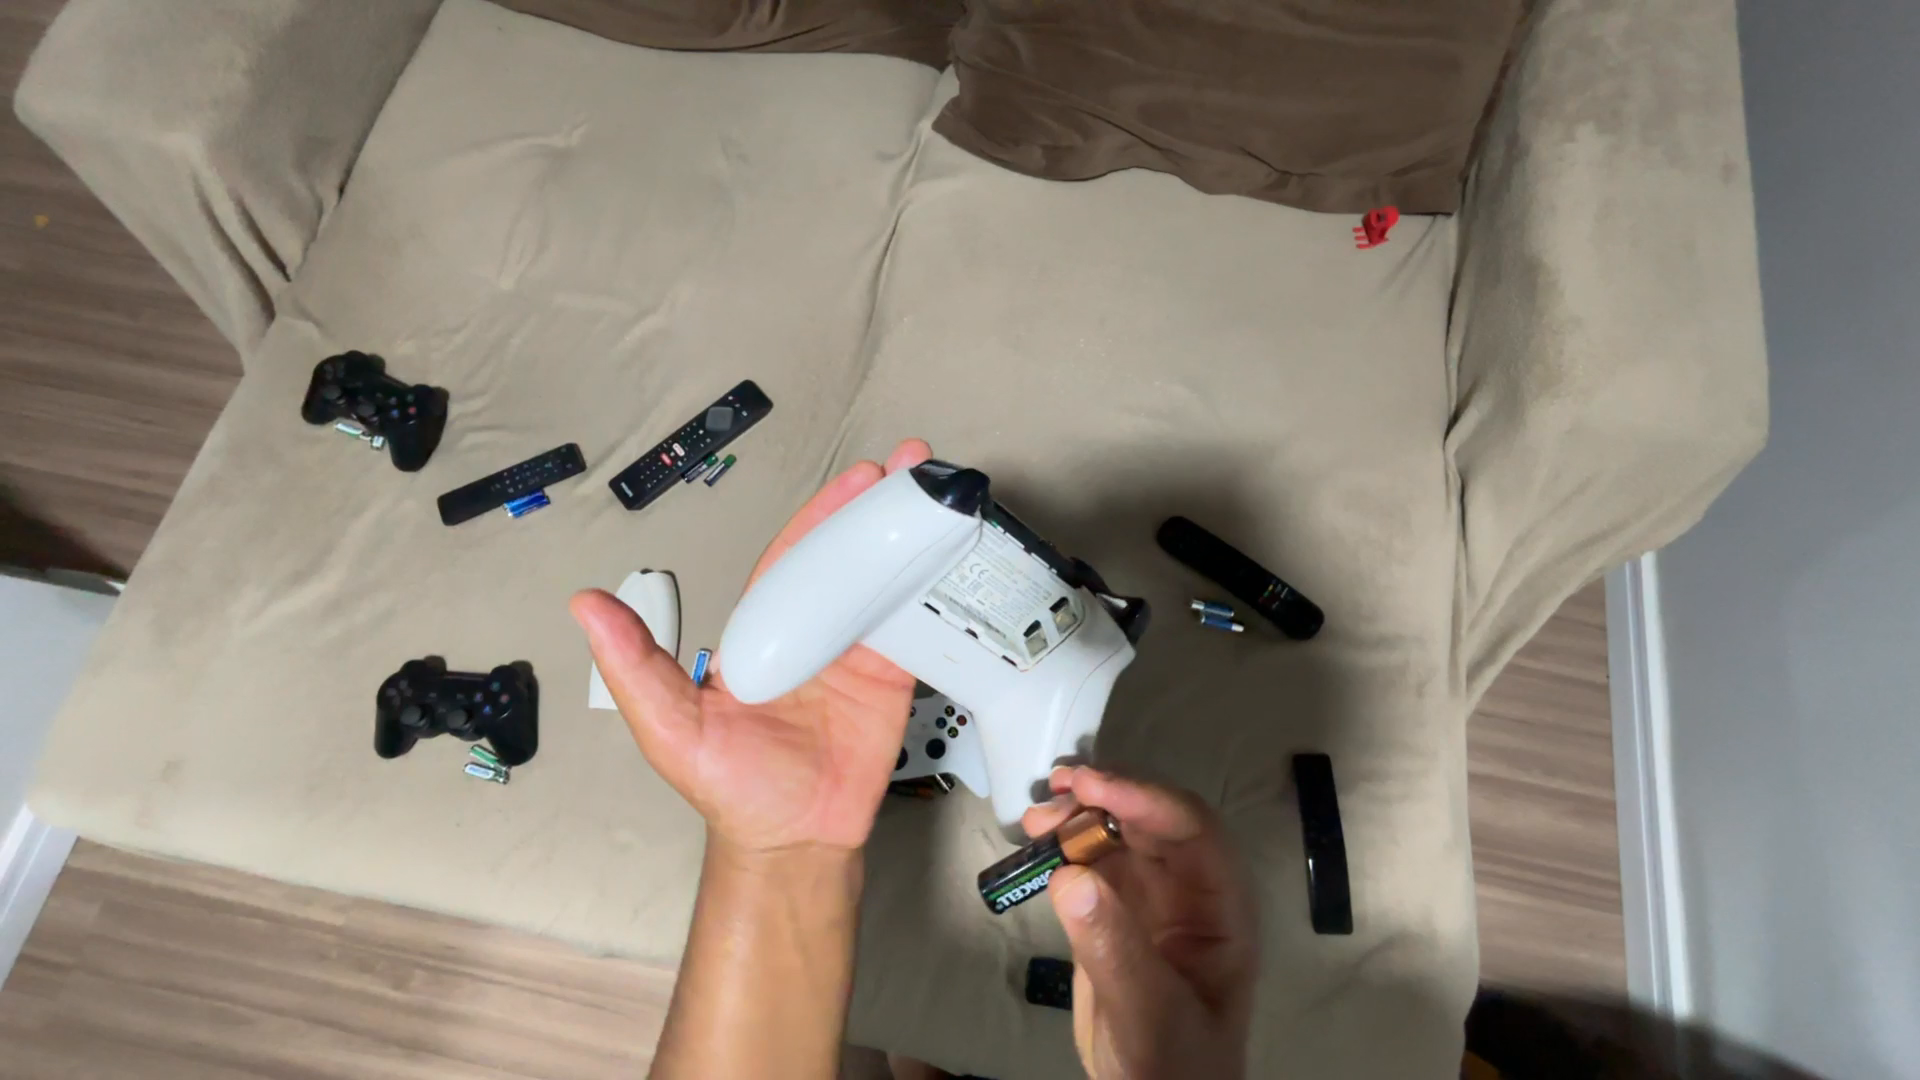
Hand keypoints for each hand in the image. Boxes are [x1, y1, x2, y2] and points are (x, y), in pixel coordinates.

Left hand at [571, 439, 932, 853]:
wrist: (795, 841)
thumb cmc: (733, 789)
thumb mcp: (670, 727)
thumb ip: (636, 665)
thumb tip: (589, 605)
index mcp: (766, 629)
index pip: (796, 556)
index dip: (824, 515)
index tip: (854, 480)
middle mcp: (814, 629)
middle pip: (849, 555)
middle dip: (877, 508)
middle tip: (909, 466)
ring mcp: (858, 651)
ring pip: (886, 580)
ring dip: (912, 537)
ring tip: (940, 497)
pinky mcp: (894, 677)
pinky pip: (917, 626)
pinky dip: (936, 592)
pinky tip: (955, 558)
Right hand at [1022, 767, 1258, 1079]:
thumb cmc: (1169, 1068)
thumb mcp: (1149, 1018)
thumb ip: (1114, 950)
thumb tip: (1070, 874)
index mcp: (1221, 908)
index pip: (1194, 831)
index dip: (1147, 799)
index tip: (1092, 786)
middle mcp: (1189, 888)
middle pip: (1154, 819)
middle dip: (1108, 796)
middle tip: (1058, 787)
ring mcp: (1151, 894)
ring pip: (1120, 830)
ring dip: (1081, 812)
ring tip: (1038, 815)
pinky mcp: (1115, 904)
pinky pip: (1091, 856)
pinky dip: (1065, 839)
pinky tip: (1038, 837)